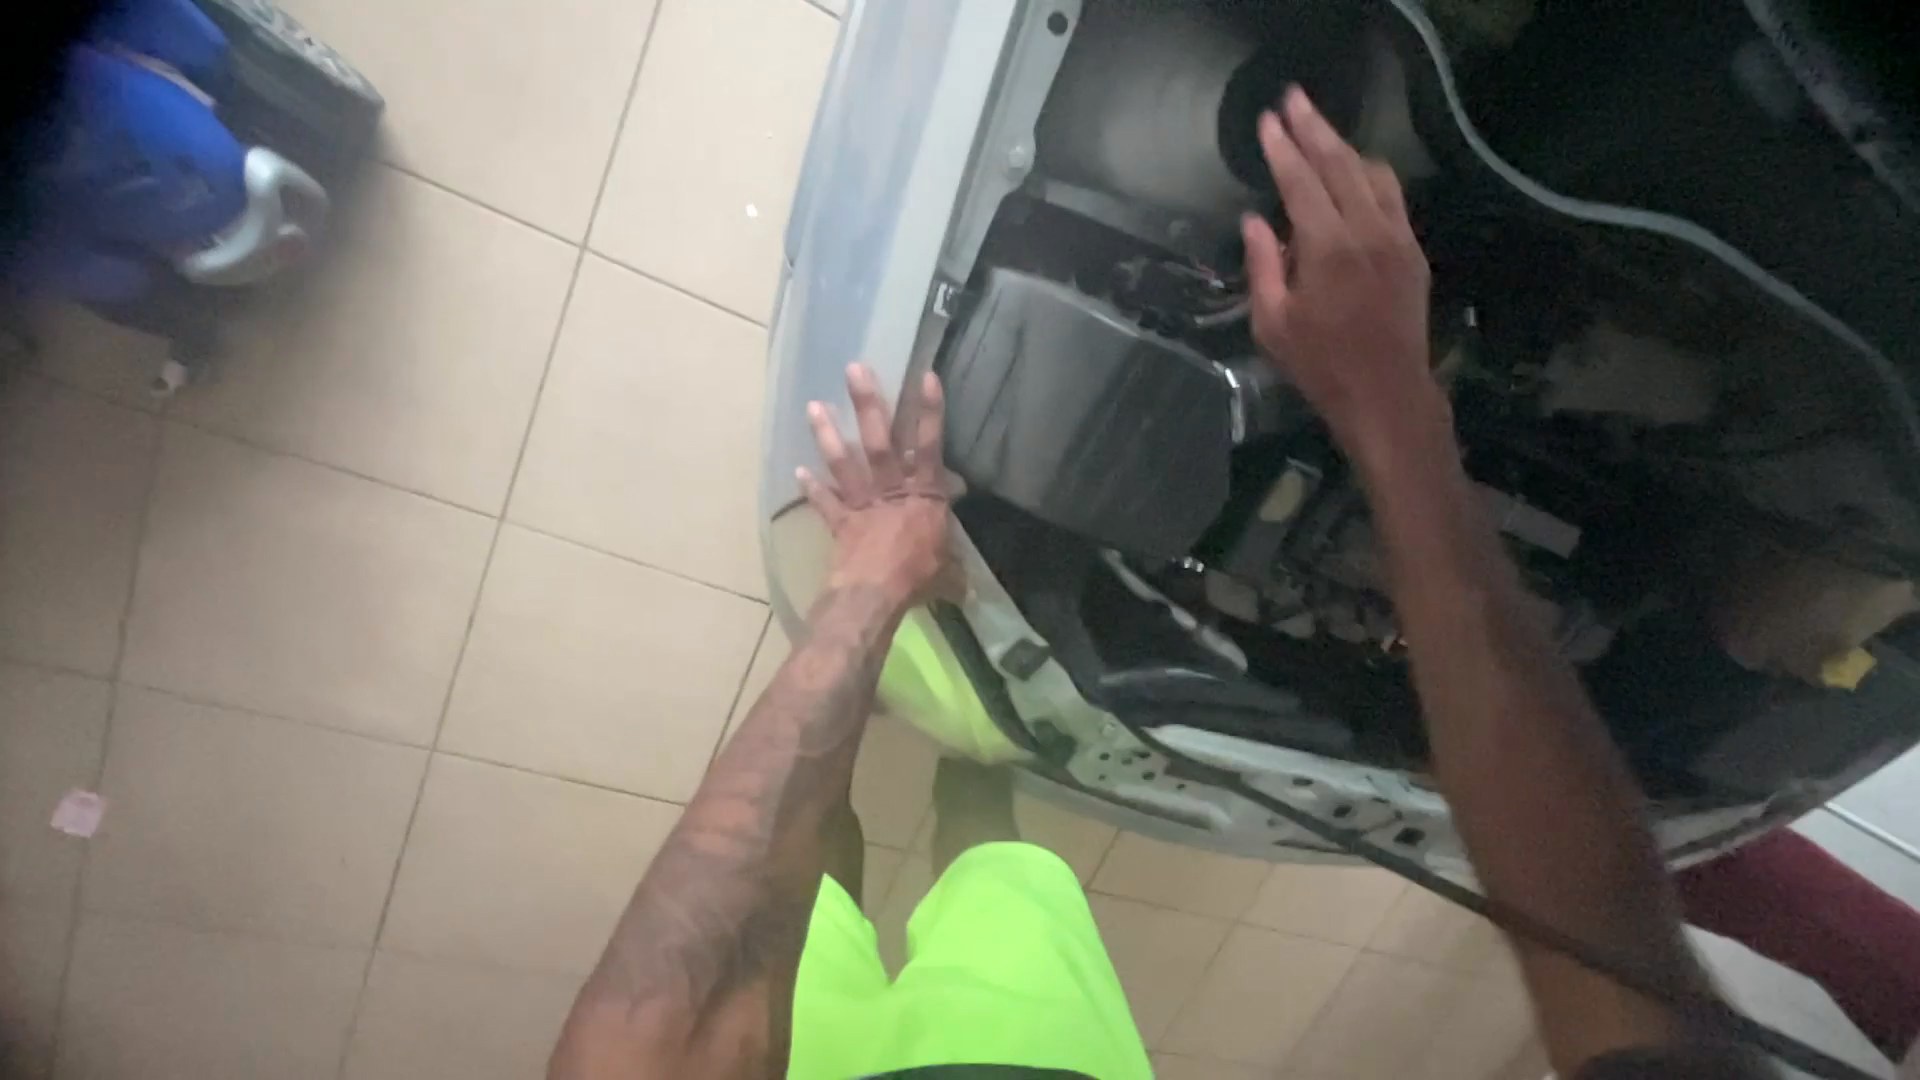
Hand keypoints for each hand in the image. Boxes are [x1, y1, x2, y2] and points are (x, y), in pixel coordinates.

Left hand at [798, 364, 958, 608]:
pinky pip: (824, 503)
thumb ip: (952, 557)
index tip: (925, 376)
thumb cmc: (918, 578)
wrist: (874, 595)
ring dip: (828, 434)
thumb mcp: (949, 567)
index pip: (931, 447)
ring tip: (813, 405)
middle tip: (854, 369)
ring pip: (844, 463)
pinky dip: (811, 487)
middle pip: (880, 441)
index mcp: (925, 496)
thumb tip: (964, 573)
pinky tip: (797, 469)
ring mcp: (862, 504)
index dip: (930, 412)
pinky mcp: (840, 523)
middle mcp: (892, 491)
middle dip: (869, 404)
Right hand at [1242, 87, 1442, 457]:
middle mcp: (1367, 231)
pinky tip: (1355, 174)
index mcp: (1326, 249)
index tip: (1267, 122)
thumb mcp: (1272, 323)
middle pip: (1340, 164)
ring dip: (1344, 148)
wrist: (1384, 393)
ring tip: (1320, 133)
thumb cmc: (1318, 366)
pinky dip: (1370, 175)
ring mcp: (1396, 237)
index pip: (1301, 183)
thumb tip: (1253, 222)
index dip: (1282, 150)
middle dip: (1314, 129)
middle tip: (1294, 99)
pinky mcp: (1412, 250)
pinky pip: (1392, 197)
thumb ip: (1262, 266)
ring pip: (1372, 173)